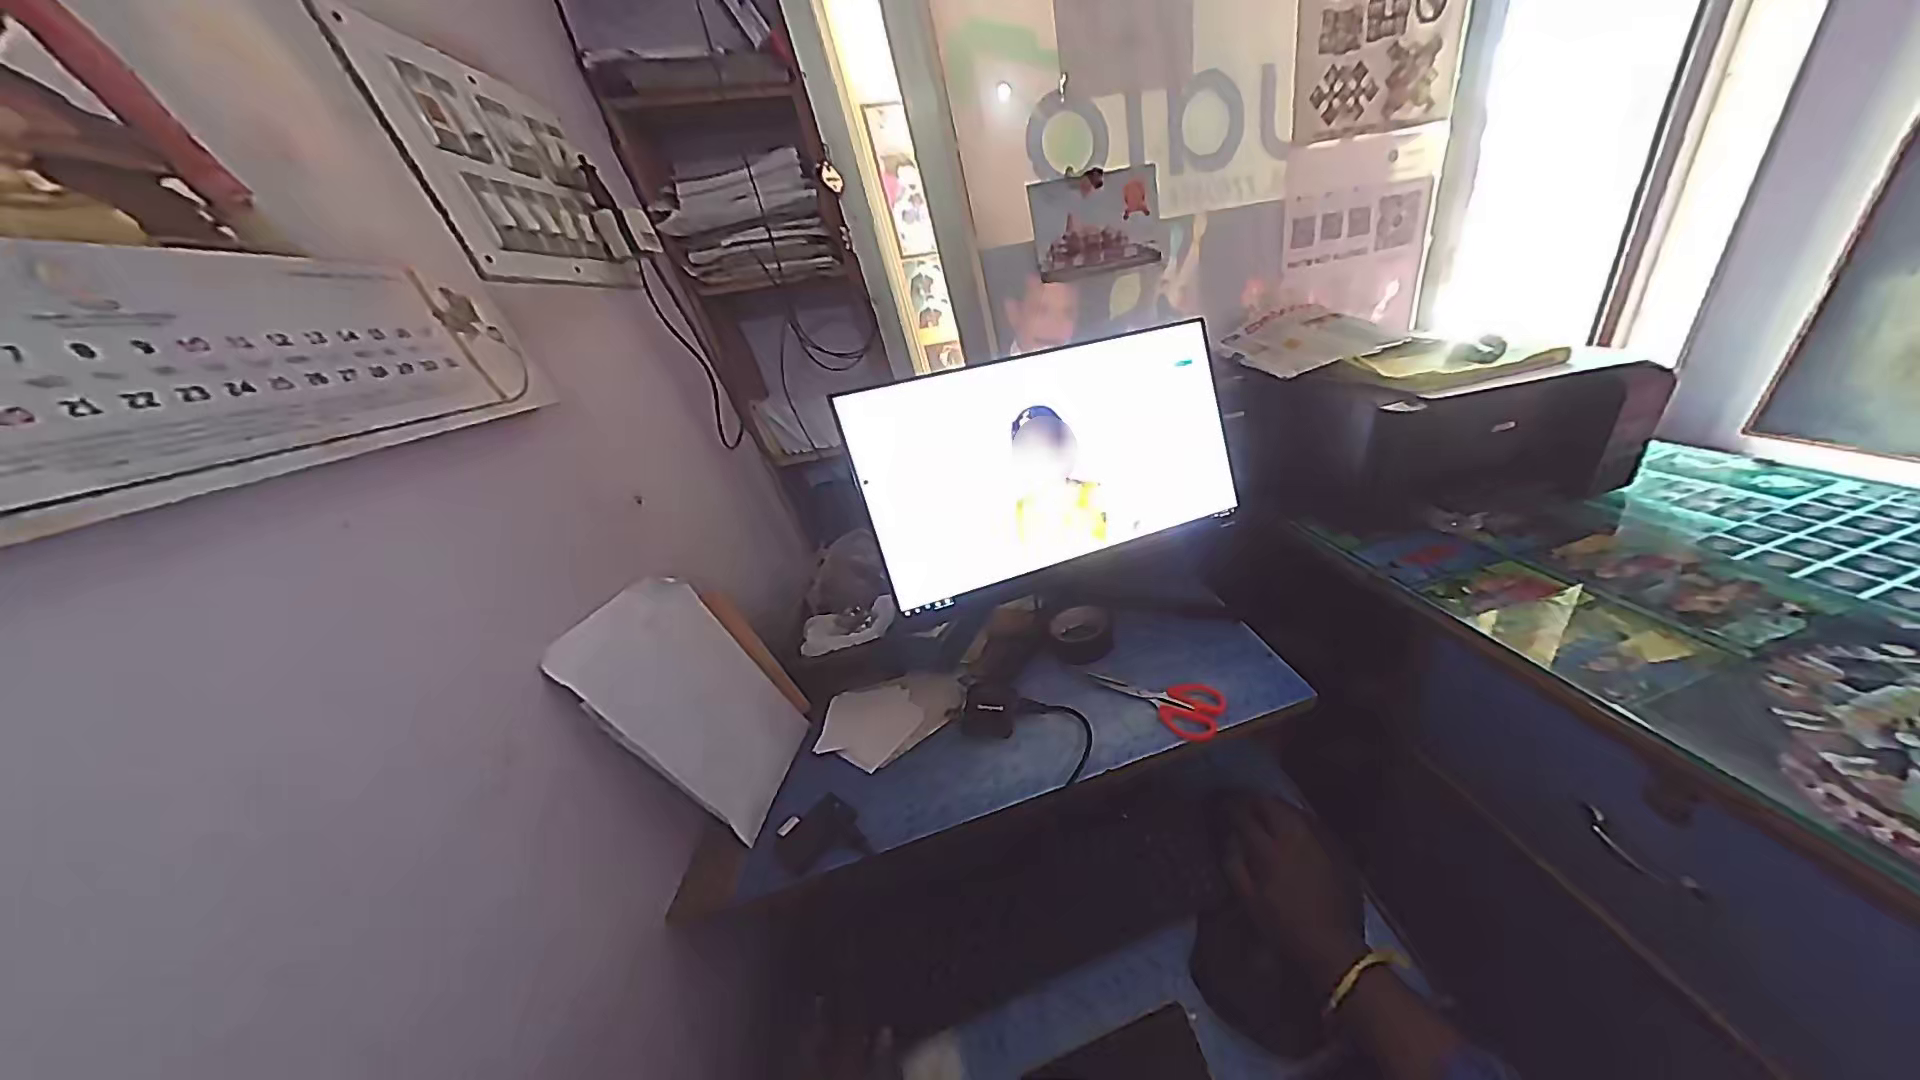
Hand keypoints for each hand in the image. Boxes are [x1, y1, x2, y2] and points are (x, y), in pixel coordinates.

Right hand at [1223, 795, 1366, 991]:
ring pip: (1295, 810)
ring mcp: (1320, 842)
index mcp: (1268, 850)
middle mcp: (1295, 837)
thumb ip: (1234, 864)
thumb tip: (1229, 839)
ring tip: (1268, 816)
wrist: (1335, 950)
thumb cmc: (1284, 928)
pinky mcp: (1339, 851)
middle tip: (1244, 807)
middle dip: (1254, 802)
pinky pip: (1315, 825)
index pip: (1243, 814)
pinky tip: (1296, 833)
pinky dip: (1300, 823)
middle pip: (1271, 804)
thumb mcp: (1249, 900)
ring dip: (1278, 809)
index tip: (1221, 806)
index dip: (1229, 806)